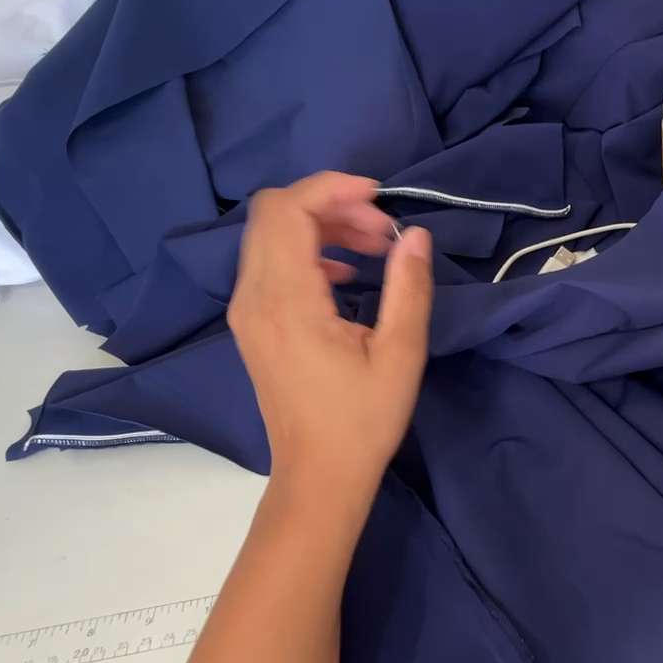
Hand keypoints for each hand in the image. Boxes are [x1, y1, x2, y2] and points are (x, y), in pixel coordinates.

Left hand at [227, 173, 432, 491]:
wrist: (319, 473)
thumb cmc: (364, 417)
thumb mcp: (402, 353)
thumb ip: (409, 287)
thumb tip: (415, 235)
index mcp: (287, 300)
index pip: (288, 210)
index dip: (333, 188)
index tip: (382, 197)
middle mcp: (254, 297)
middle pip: (274, 213)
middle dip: (331, 204)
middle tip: (383, 229)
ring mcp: (247, 310)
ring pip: (270, 234)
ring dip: (322, 225)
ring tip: (374, 248)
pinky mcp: (253, 323)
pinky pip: (270, 261)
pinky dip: (308, 249)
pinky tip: (346, 273)